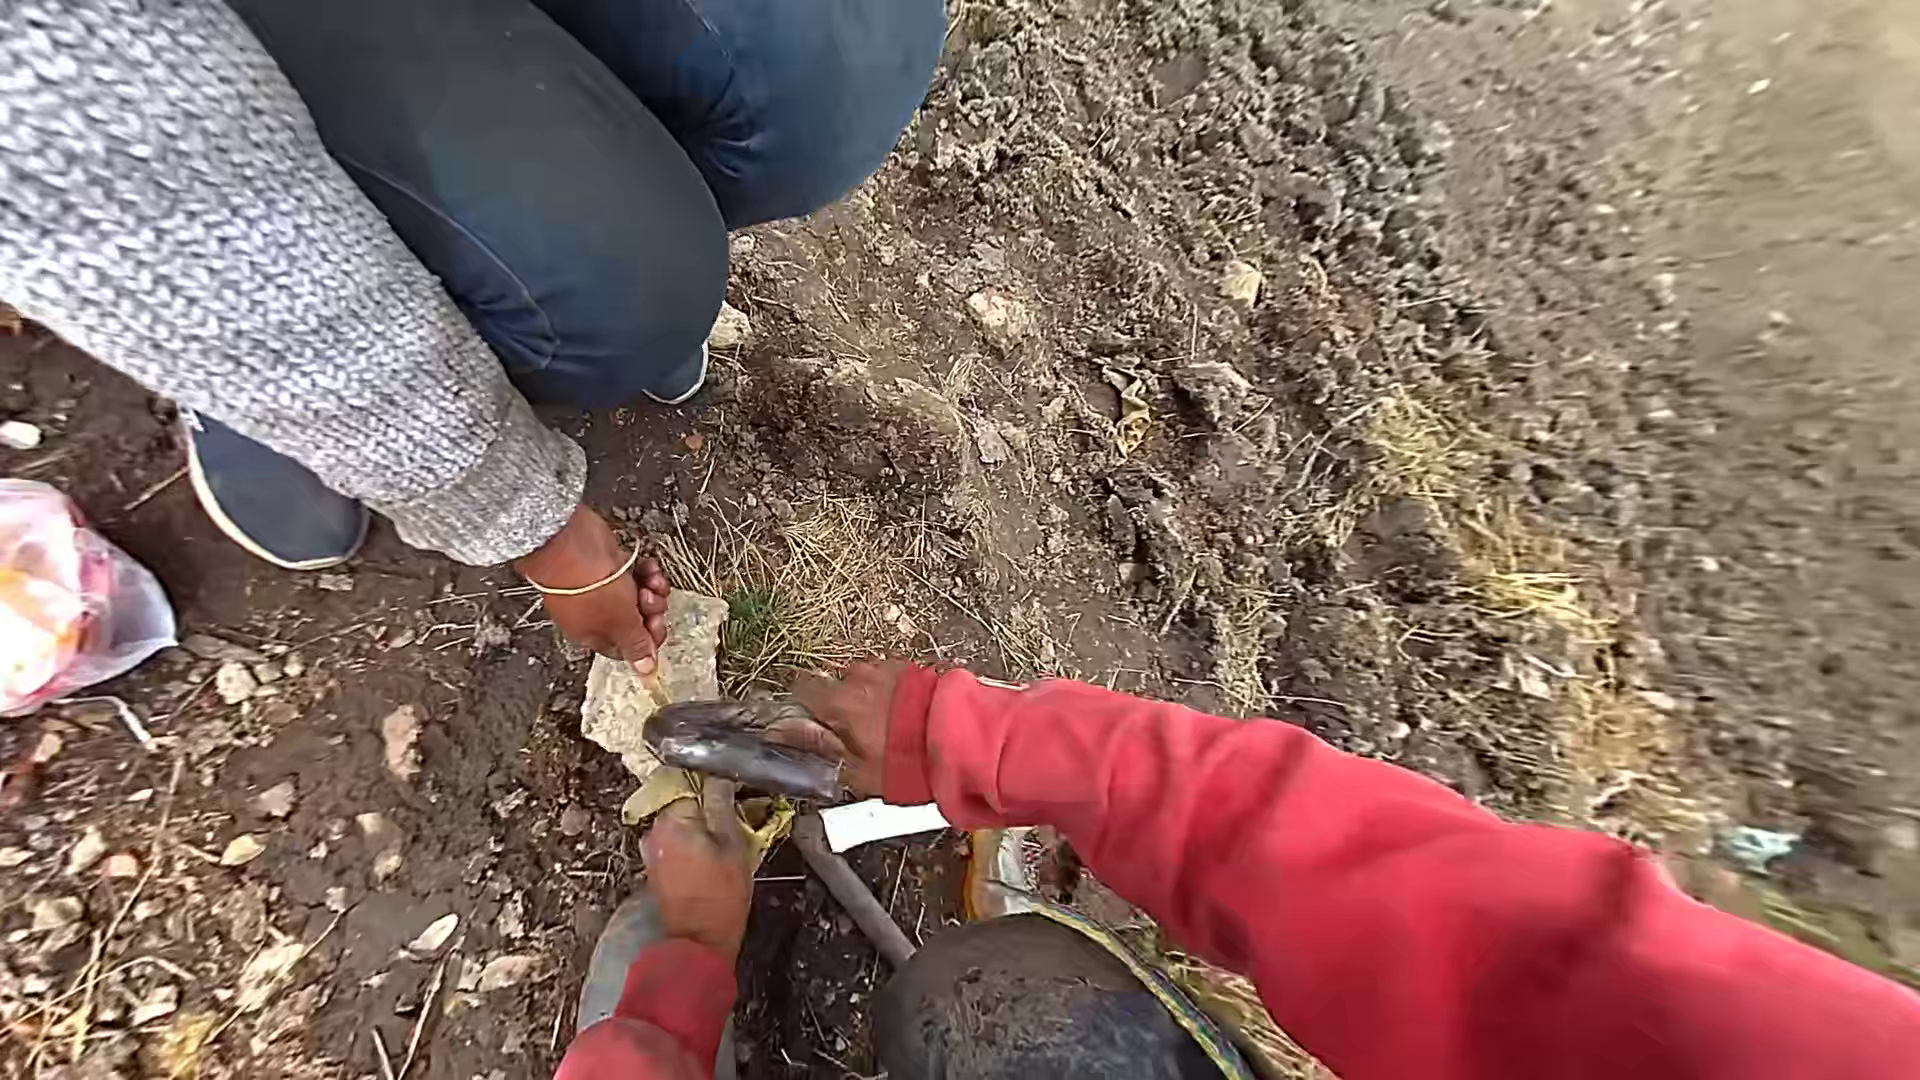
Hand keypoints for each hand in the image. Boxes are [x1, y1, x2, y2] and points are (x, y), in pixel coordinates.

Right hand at [514, 506, 669, 673]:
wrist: (574, 546)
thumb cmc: (593, 588)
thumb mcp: (621, 622)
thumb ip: (636, 645)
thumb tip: (645, 672)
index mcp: (594, 635)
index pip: (628, 647)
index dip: (648, 638)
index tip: (655, 625)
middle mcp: (598, 615)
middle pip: (639, 621)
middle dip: (652, 610)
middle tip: (649, 600)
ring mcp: (605, 590)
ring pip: (642, 597)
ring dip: (654, 590)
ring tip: (650, 581)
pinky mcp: (613, 569)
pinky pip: (639, 576)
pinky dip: (648, 572)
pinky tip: (648, 566)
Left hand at [641, 779, 750, 960]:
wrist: (700, 944)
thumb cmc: (721, 893)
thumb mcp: (732, 841)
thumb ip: (721, 802)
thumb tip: (719, 774)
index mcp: (671, 819)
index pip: (694, 781)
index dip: (719, 783)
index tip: (739, 792)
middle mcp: (654, 830)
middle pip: (687, 799)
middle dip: (712, 802)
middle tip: (741, 814)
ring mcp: (653, 850)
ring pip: (684, 819)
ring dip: (706, 821)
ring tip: (732, 832)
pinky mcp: (658, 865)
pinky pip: (680, 837)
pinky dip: (697, 837)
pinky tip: (718, 849)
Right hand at [780, 660, 907, 797]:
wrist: (960, 737)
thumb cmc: (906, 760)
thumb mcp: (855, 768)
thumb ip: (817, 745)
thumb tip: (782, 732)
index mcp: (840, 700)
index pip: (802, 687)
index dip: (801, 703)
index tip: (807, 719)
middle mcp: (860, 676)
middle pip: (836, 684)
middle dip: (841, 705)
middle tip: (855, 735)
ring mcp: (887, 667)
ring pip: (864, 680)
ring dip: (868, 698)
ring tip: (886, 727)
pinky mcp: (911, 667)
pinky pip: (888, 678)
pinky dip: (891, 693)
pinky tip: (904, 715)